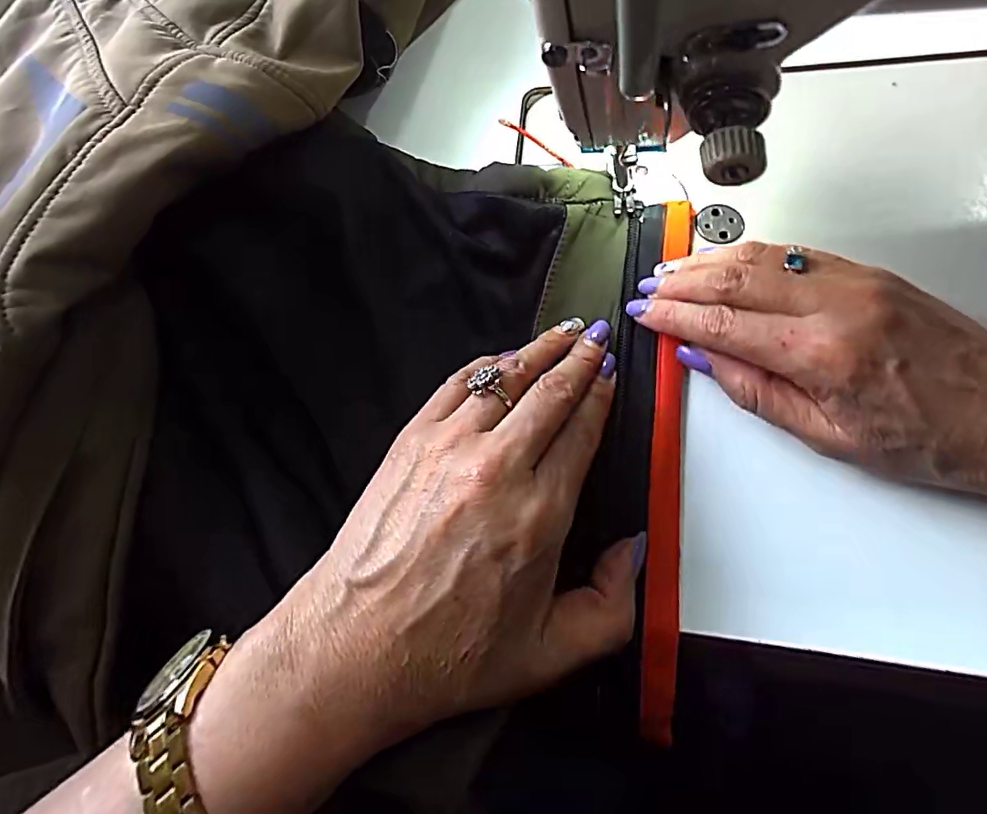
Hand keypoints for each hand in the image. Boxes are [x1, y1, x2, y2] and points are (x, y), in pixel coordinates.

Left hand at [185, 319, 641, 813]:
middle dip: (582, 357)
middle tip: (598, 335)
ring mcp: (450, 448)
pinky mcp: (412, 441)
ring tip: (564, 332)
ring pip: (509, 377)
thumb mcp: (550, 654)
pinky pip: (459, 384)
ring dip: (542, 349)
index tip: (611, 373)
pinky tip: (506, 357)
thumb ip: (613, 605)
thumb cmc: (447, 654)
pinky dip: (489, 363)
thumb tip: (636, 550)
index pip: (582, 430)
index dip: (601, 394)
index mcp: (540, 514)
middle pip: (552, 392)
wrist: (351, 651)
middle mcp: (498, 470)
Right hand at [626, 242, 986, 502]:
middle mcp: (836, 304)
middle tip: (652, 288)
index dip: (677, 316)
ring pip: (763, 255)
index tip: (648, 313)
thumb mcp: (832, 438)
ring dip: (712, 261)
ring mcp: (855, 280)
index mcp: (824, 354)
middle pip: (735, 278)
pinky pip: (796, 252)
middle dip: (683, 281)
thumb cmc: (932, 440)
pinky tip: (731, 262)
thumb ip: (760, 393)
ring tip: (677, 271)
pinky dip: (753, 255)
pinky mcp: (869, 271)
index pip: (725, 323)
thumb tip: (709, 359)